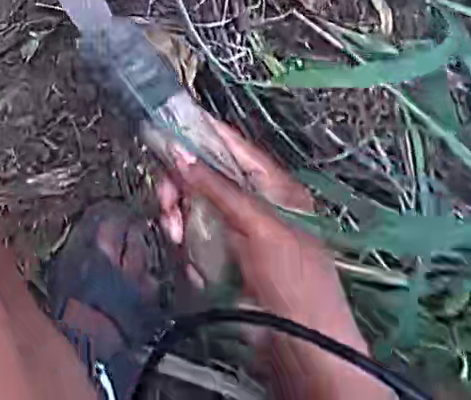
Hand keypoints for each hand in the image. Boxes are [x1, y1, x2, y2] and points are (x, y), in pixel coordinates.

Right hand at [156, 119, 384, 399]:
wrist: (304, 351)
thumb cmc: (296, 284)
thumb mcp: (258, 226)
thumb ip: (217, 186)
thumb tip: (178, 151)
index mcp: (273, 186)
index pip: (231, 145)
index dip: (201, 131)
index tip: (168, 121)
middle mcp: (252, 201)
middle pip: (203, 174)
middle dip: (180, 184)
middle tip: (166, 197)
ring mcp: (236, 229)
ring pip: (192, 202)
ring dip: (177, 214)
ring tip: (174, 231)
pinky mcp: (222, 254)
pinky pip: (191, 232)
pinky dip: (183, 239)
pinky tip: (185, 253)